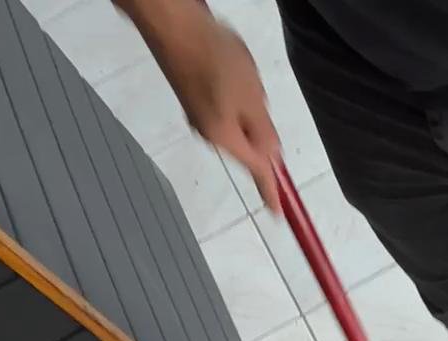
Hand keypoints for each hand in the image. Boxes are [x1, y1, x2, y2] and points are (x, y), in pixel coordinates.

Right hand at [143, 6, 282, 212]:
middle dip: (260, 127)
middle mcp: (209, 134)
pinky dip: (235, 93)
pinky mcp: (193, 99)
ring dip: (247, 105)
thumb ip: (264, 131)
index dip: (270, 189)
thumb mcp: (252, 97)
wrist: (169, 20)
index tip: (278, 212)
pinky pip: (226, 107)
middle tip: (255, 94)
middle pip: (248, 145)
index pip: (257, 169)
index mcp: (224, 138)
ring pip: (239, 123)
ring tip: (238, 74)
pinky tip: (228, 69)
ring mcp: (198, 116)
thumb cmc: (213, 56)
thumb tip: (272, 156)